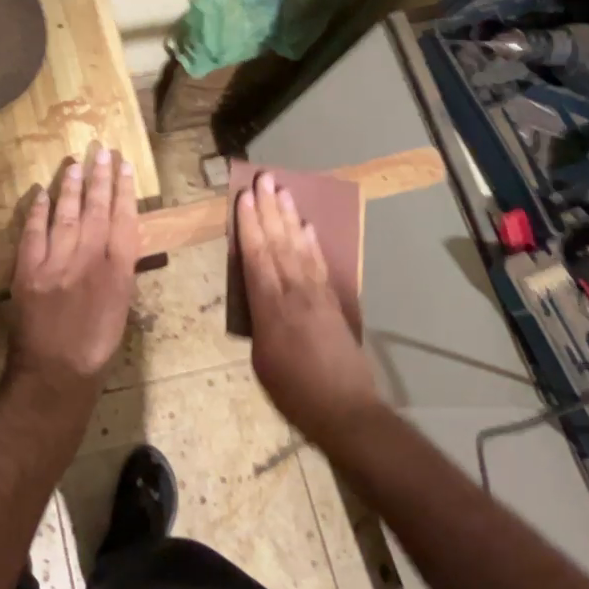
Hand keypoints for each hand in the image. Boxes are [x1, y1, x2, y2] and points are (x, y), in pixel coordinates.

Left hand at [9, 148, 138, 389]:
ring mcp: (56, 264)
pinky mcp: (28, 272)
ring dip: (70, 187)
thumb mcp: (120, 309)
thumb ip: (118, 272)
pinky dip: (37, 212)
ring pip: (65, 215)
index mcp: (117, 272)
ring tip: (75, 163)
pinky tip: (41, 193)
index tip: (124, 166)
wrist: (56, 373)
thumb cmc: (96, 348)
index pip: (123, 220)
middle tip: (101, 151)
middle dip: (99, 179)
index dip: (123, 191)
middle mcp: (88, 261)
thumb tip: (116, 240)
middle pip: (95, 210)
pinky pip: (33, 234)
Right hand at [239, 173, 381, 446]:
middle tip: (264, 178)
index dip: (249, 225)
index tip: (243, 197)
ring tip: (282, 191)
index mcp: (270, 310)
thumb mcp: (261, 360)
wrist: (345, 410)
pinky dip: (311, 242)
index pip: (256, 257)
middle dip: (269, 209)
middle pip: (278, 243)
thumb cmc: (293, 392)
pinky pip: (319, 264)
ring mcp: (317, 296)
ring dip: (289, 217)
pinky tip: (305, 226)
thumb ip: (258, 321)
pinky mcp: (333, 302)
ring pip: (299, 247)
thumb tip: (255, 295)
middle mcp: (294, 294)